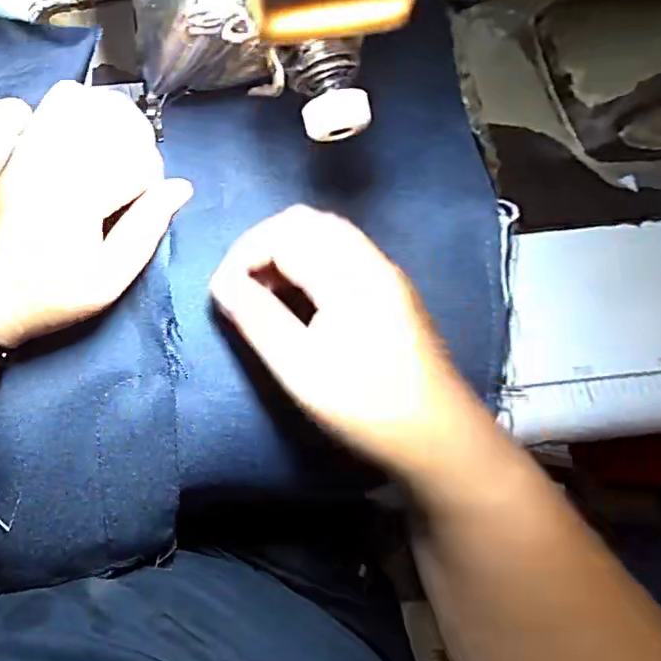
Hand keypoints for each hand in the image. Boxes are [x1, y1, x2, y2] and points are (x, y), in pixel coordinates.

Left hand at [0, 81, 192, 346]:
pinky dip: (40, 113)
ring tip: (101, 152)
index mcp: (78, 190)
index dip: (151, 182)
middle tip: (126, 180)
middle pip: (109, 113)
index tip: (141, 208)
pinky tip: (54, 138)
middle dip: (132, 140)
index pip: (137, 157)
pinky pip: (14, 108)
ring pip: (68, 97)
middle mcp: (48, 156)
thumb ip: (146, 230)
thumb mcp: (106, 281)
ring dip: (97, 116)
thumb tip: (180, 188)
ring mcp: (18, 148)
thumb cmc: (43, 298)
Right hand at [209, 205, 500, 489]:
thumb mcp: (298, 366)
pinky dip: (305, 262)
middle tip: (237, 283)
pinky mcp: (387, 290)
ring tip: (259, 290)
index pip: (283, 234)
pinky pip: (338, 253)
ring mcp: (382, 273)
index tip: (221, 293)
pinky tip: (294, 298)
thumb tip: (221, 285)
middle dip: (261, 244)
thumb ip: (256, 318)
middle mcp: (369, 260)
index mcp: (349, 273)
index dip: (242, 256)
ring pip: (323, 234)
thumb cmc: (365, 404)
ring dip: (283, 251)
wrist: (439, 438)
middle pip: (305, 221)